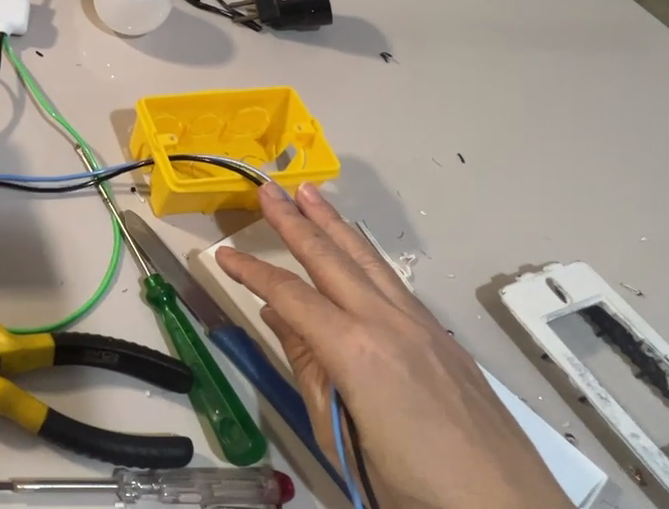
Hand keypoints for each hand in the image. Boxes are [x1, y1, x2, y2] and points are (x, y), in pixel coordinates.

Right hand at [215, 183, 571, 508]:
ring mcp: (423, 328)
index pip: (289, 294)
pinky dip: (365, 256)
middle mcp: (388, 323)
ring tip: (310, 194)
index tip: (223, 255)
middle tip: (267, 189)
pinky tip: (356, 252)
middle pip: (331, 258)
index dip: (251, 272)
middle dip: (295, 220)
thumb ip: (309, 368)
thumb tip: (280, 317)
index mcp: (354, 349)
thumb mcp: (339, 436)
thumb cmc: (412, 488)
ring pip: (368, 260)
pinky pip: (395, 284)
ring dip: (334, 224)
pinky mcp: (446, 342)